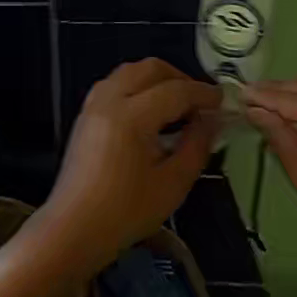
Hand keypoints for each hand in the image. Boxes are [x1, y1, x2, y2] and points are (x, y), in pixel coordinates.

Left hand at [33, 59, 220, 276]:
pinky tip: (150, 113)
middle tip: (199, 101)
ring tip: (177, 106)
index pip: (174, 90)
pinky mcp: (84, 116)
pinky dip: (135, 88)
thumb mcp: (173, 184)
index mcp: (131, 116)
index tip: (222, 102)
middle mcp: (108, 101)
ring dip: (154, 80)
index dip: (202, 93)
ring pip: (127, 72)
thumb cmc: (126, 212)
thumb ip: (196, 146)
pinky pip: (112, 85)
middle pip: (147, 68)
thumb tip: (211, 120)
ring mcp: (92, 106)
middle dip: (178, 78)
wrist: (74, 228)